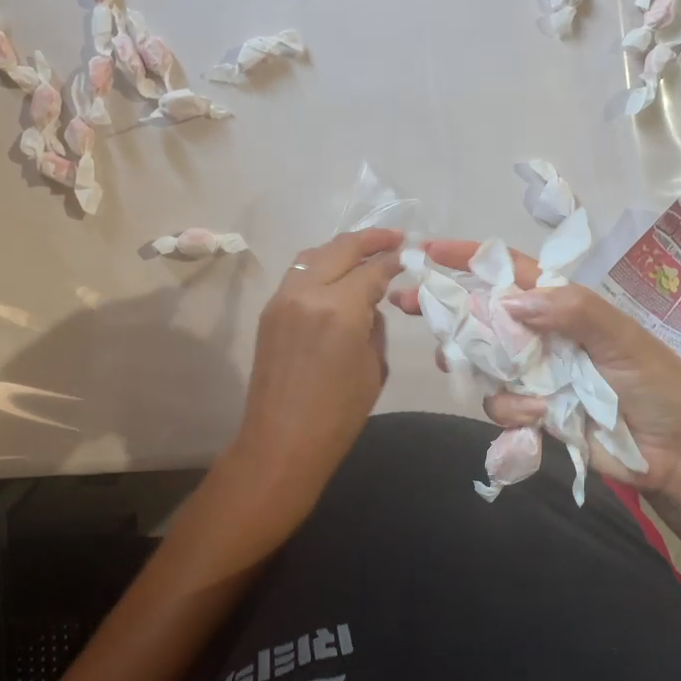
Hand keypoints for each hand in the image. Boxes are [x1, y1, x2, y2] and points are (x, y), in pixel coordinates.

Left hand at [227, 229, 404, 499]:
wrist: (281, 441)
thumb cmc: (338, 414)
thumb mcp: (373, 367)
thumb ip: (373, 324)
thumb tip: (370, 301)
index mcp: (339, 309)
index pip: (373, 268)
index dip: (394, 258)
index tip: (410, 251)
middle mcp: (307, 293)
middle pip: (340, 249)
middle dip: (369, 240)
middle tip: (393, 239)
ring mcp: (282, 299)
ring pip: (314, 256)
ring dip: (340, 249)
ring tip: (364, 253)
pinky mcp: (269, 311)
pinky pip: (298, 274)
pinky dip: (319, 266)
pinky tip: (336, 276)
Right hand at [390, 240, 680, 496]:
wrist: (679, 455)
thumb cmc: (660, 385)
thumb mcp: (624, 339)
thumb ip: (573, 312)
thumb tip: (510, 302)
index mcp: (562, 306)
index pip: (510, 271)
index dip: (470, 257)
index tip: (428, 250)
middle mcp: (539, 335)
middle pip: (480, 314)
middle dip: (442, 307)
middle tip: (405, 303)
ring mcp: (532, 375)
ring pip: (479, 360)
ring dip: (465, 359)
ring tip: (453, 361)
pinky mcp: (530, 413)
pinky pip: (498, 403)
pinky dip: (512, 408)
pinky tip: (540, 415)